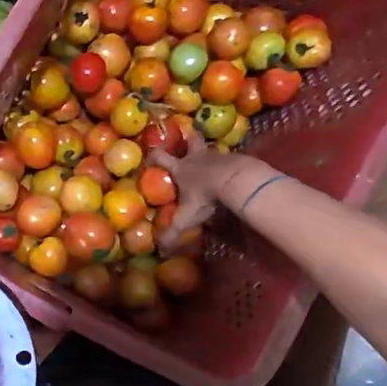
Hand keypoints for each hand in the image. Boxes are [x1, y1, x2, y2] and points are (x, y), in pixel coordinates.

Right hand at [149, 135, 265, 252]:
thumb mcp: (187, 217)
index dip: (154, 156)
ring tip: (212, 159)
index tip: (150, 155)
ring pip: (212, 149)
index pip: (161, 158)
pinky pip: (230, 158)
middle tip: (187, 137)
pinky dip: (229, 163)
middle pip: (191, 140)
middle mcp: (197, 158)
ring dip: (210, 153)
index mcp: (181, 168)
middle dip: (188, 138)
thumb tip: (161, 249)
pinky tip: (231, 171)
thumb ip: (174, 231)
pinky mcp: (236, 158)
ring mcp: (218, 155)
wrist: (235, 180)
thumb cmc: (205, 196)